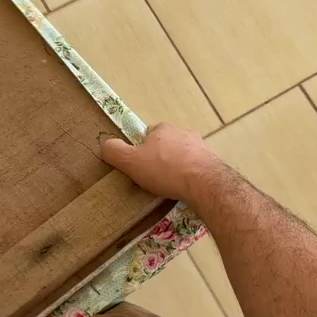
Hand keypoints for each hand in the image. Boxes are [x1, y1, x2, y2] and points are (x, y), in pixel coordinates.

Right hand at [101, 123, 224, 203]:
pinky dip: (190, 175)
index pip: (147, 134)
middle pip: (165, 144)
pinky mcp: (212, 161)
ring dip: (176, 167)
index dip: (141, 149)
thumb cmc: (165, 170)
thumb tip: (105, 145)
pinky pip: (195, 167)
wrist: (204, 183)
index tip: (140, 166)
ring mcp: (200, 146)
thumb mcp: (131, 162)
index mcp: (162, 128)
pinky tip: (186, 188)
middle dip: (159, 158)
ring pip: (181, 155)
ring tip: (171, 185)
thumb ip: (115, 152)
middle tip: (154, 178)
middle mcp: (182, 132)